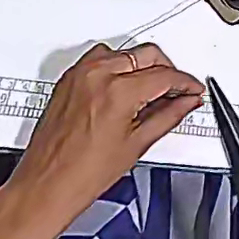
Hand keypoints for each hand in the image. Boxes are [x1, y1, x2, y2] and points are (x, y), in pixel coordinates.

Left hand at [0, 43, 205, 237]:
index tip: (192, 89)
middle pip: (148, 54)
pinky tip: (124, 82)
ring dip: (143, 64)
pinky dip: (117, 64)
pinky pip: (101, 56)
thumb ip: (169, 115)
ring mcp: (82, 74)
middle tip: (176, 90)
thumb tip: (186, 101)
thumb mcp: (138, 144)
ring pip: (126, 52)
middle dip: (168, 70)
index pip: (165, 76)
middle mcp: (99, 75)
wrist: (46, 186)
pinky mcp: (70, 77)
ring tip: (150, 88)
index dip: (185, 82)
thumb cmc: (82, 174)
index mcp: (119, 92)